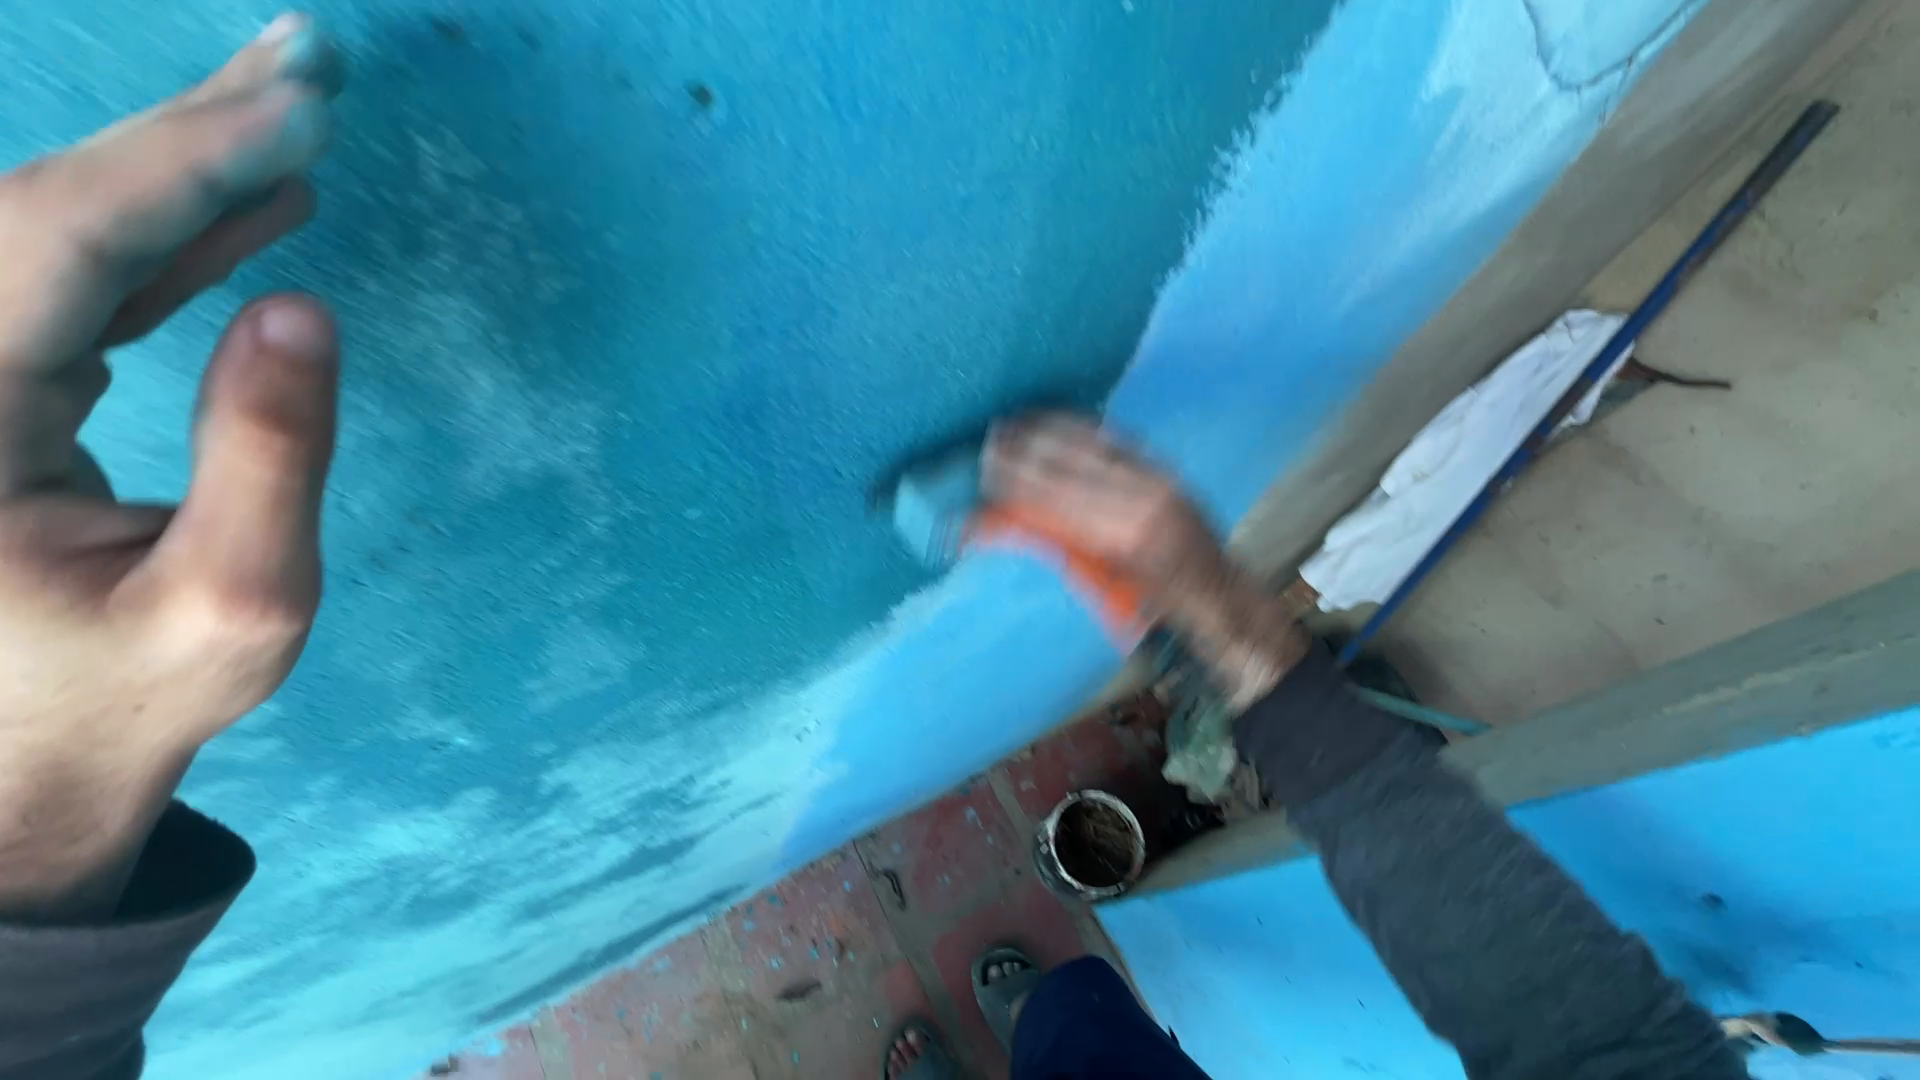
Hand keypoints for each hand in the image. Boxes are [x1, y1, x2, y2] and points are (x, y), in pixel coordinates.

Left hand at [0, 14, 342, 919]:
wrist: (12, 766)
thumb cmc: (132, 696)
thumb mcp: (241, 601)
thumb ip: (269, 455)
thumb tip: (303, 311)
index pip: (66, 240)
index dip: (195, 162)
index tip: (306, 104)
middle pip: (45, 204)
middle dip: (190, 128)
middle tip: (307, 58)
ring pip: (60, 228)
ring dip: (188, 167)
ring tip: (295, 111)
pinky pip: (86, 279)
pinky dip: (177, 233)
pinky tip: (255, 205)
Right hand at [984, 413, 1306, 706]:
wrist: (1218, 593)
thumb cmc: (1155, 603)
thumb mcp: (1103, 584)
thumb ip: (1062, 548)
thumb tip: (1011, 522)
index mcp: (1124, 536)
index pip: (1057, 499)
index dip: (1018, 483)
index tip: (986, 473)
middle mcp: (1142, 498)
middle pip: (1070, 465)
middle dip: (1026, 451)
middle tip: (989, 442)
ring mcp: (1157, 477)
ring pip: (1091, 444)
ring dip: (1048, 431)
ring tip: (1013, 423)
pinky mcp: (1165, 467)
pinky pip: (1115, 439)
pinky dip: (1081, 427)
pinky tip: (1056, 420)